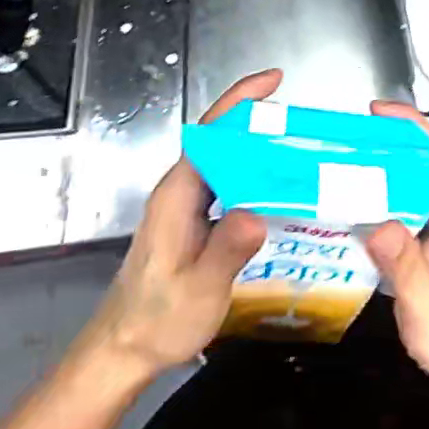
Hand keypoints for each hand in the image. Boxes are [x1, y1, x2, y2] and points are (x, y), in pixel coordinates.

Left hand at [73, 69, 276, 382]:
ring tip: (300, 150)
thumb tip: (258, 212)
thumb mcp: (198, 289)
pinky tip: (278, 191)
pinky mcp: (192, 221)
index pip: (212, 132)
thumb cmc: (158, 319)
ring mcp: (185, 204)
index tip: (274, 81)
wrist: (125, 347)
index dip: (241, 101)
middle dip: (258, 120)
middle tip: (304, 122)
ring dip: (258, 149)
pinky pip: (226, 185)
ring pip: (225, 162)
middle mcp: (181, 189)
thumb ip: (227, 250)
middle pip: (220, 139)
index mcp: (179, 193)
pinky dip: (253, 177)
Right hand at [363, 100, 428, 428]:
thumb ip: (403, 262)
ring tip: (325, 162)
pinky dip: (362, 198)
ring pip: (395, 183)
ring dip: (365, 169)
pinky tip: (333, 204)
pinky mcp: (409, 243)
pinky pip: (384, 208)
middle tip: (334, 137)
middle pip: (410, 161)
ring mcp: (424, 226)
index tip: (372, 113)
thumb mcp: (427, 300)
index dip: (408, 126)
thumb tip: (376, 220)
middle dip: (376, 142)